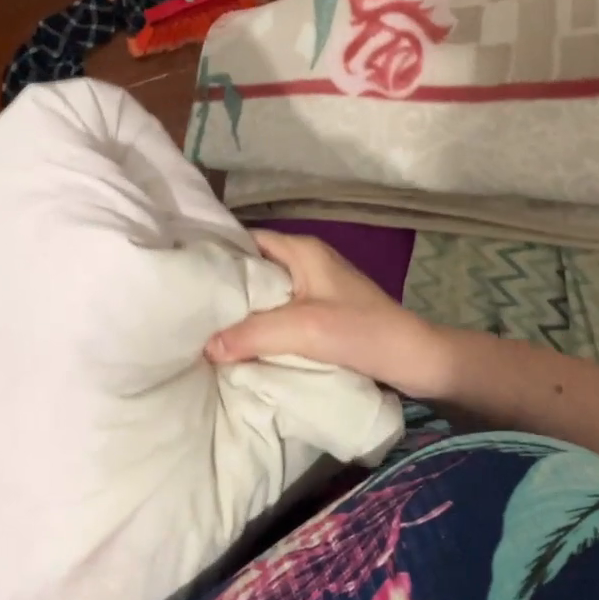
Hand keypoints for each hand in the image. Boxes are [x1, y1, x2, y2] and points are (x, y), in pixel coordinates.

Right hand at [207, 230, 455, 397]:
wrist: (413, 359)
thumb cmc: (361, 332)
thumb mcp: (303, 330)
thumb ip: (252, 333)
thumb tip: (206, 346)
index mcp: (302, 250)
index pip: (247, 241)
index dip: (216, 256)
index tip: (185, 276)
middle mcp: (307, 262)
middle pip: (254, 268)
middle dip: (225, 288)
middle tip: (188, 310)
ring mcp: (316, 288)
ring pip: (267, 294)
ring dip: (242, 311)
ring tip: (205, 329)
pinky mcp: (323, 314)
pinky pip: (281, 313)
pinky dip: (261, 325)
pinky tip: (240, 344)